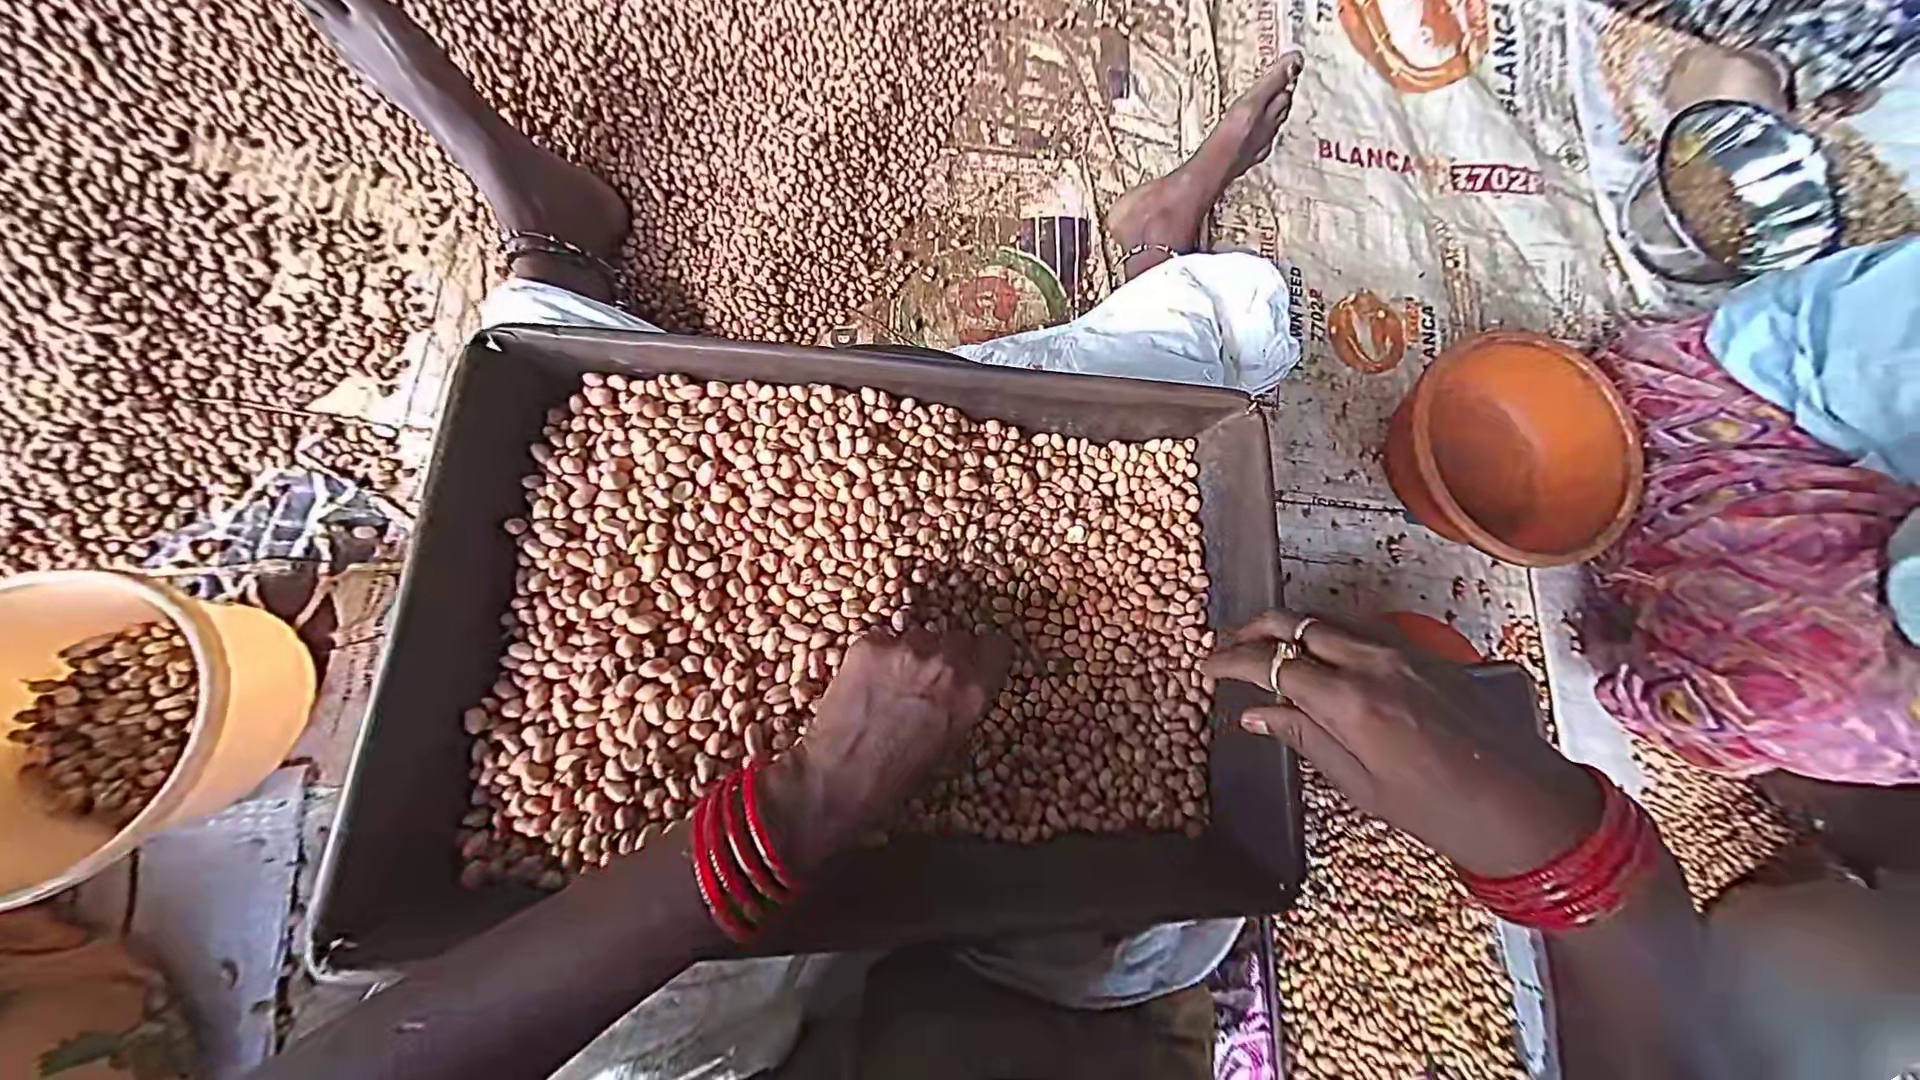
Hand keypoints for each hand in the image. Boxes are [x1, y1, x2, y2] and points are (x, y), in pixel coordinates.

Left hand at [760, 627, 1010, 870]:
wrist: (840, 779)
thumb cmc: (896, 778)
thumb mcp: (950, 747)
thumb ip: (963, 705)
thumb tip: (964, 686)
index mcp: (973, 692)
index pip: (997, 647)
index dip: (986, 655)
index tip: (977, 660)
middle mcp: (946, 663)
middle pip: (958, 638)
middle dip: (946, 655)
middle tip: (927, 680)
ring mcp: (906, 649)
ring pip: (919, 636)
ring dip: (911, 654)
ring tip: (892, 685)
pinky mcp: (870, 644)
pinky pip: (883, 640)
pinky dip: (877, 657)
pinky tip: (866, 684)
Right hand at [1203, 611, 1600, 876]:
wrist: (1532, 811)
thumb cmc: (1439, 811)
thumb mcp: (1359, 784)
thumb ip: (1301, 735)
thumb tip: (1252, 712)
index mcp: (1349, 702)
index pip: (1270, 663)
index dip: (1230, 661)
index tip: (1207, 666)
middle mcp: (1370, 663)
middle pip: (1292, 623)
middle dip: (1250, 629)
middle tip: (1226, 644)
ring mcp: (1399, 651)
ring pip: (1322, 616)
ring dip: (1284, 624)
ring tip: (1260, 641)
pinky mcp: (1420, 652)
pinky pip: (1355, 624)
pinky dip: (1321, 626)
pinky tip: (1312, 645)